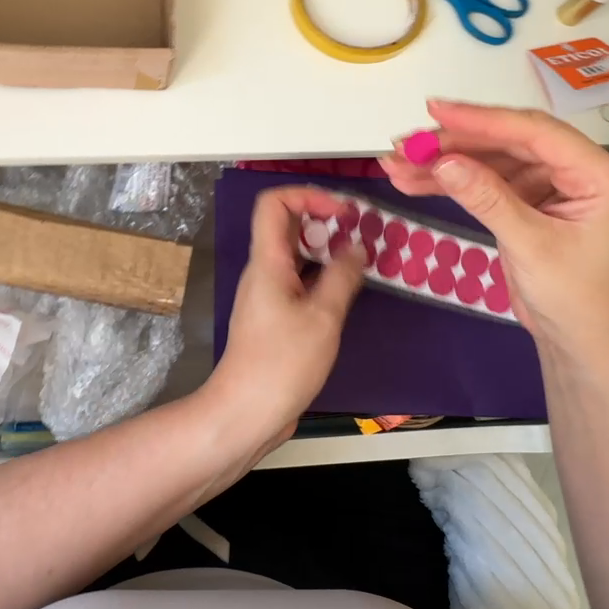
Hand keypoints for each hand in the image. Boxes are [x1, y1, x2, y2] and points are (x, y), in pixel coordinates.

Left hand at [203, 187, 364, 451]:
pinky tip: (348, 291)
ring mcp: (267, 294)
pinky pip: (299, 281)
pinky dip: (322, 276)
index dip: (307, 195)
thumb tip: (357, 247)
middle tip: (360, 234)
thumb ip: (341, 277)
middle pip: (287, 226)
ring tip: (362, 259)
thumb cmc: (282, 363)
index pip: (273, 203)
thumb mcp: (322, 318)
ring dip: (326, 250)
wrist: (246, 413)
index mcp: (267, 261)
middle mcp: (263, 271)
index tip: (342, 212)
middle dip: (323, 220)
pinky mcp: (275, 318)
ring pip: (295, 255)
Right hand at [382, 100, 608, 364]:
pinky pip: (483, 183)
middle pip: (505, 142)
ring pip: (488, 161)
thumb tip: (442, 162)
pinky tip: (412, 181)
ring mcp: (547, 186)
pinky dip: (448, 183)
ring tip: (395, 162)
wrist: (581, 348)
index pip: (534, 133)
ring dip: (442, 163)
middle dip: (452, 143)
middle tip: (404, 144)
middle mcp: (573, 170)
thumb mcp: (531, 246)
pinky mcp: (524, 203)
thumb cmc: (575, 299)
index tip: (436, 111)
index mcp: (596, 173)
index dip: (482, 119)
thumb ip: (487, 199)